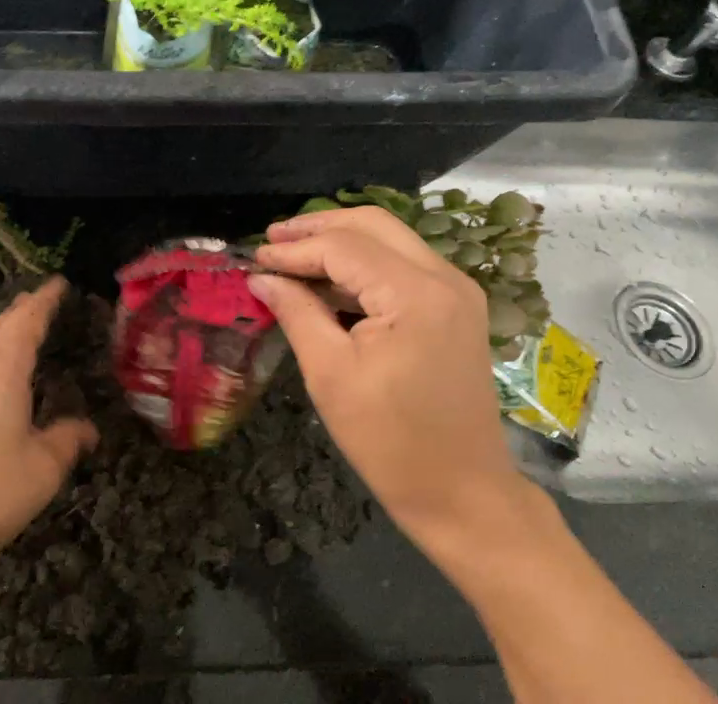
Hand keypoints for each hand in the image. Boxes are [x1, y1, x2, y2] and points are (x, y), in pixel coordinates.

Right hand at [248, 208, 530, 543]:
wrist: (463, 493)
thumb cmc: (390, 442)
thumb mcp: (330, 375)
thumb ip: (297, 313)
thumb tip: (262, 277)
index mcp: (417, 294)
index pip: (344, 247)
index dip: (295, 250)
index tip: (254, 258)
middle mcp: (445, 278)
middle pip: (373, 225)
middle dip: (319, 228)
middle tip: (272, 241)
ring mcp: (457, 291)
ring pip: (391, 240)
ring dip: (341, 243)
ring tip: (292, 257)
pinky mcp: (457, 308)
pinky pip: (404, 266)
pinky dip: (364, 266)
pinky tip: (329, 281)